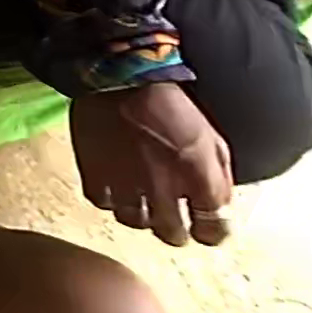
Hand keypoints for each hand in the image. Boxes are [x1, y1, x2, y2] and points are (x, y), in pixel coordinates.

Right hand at [71, 82, 232, 246]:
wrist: (120, 78)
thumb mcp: (211, 135)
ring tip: (141, 203)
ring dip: (141, 216)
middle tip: (173, 221)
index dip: (211, 233)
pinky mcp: (94, 174)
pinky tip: (115, 187)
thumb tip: (215, 201)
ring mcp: (125, 184)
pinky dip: (110, 199)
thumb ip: (216, 174)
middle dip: (176, 231)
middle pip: (171, 234)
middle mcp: (163, 189)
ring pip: (135, 222)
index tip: (206, 229)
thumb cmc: (170, 102)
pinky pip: (102, 202)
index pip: (213, 230)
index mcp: (199, 177)